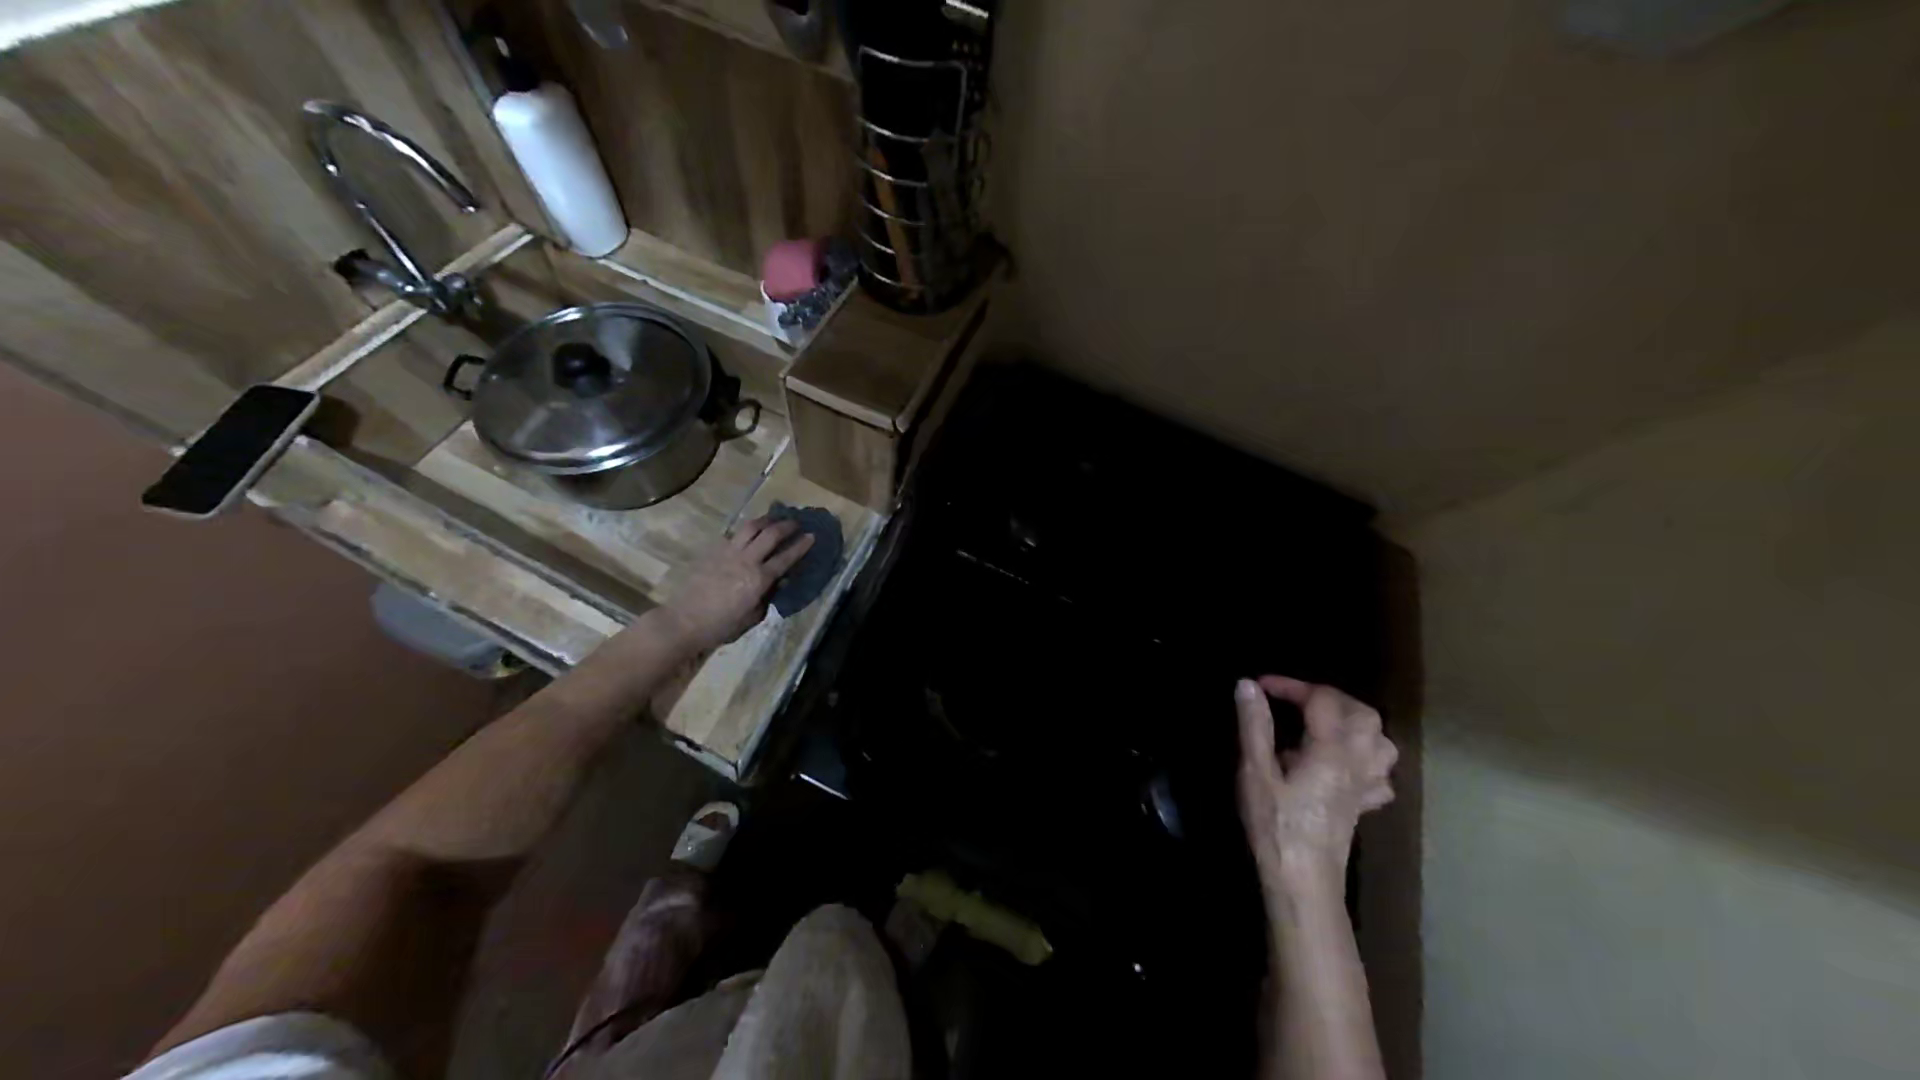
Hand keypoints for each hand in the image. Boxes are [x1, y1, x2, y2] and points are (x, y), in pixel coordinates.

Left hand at [661, 517, 815, 653]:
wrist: (684, 622)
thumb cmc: (722, 626)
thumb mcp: (753, 617)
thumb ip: (767, 596)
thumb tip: (776, 582)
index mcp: (759, 579)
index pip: (786, 557)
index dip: (801, 546)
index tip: (812, 536)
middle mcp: (746, 560)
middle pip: (770, 534)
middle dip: (786, 526)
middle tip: (796, 522)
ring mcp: (727, 553)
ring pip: (750, 527)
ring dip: (765, 520)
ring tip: (773, 519)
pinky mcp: (713, 552)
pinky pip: (733, 535)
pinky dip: (746, 531)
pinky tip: (748, 534)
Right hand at [1236, 676, 1397, 894]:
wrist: (1303, 881)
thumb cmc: (1275, 826)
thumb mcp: (1255, 772)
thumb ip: (1254, 726)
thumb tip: (1247, 685)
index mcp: (1331, 750)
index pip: (1321, 699)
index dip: (1290, 685)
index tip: (1260, 686)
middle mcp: (1357, 762)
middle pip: (1361, 713)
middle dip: (1327, 697)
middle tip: (1294, 700)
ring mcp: (1366, 785)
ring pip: (1380, 741)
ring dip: (1354, 722)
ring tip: (1323, 724)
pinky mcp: (1364, 805)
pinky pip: (1380, 773)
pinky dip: (1365, 757)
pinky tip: (1343, 763)